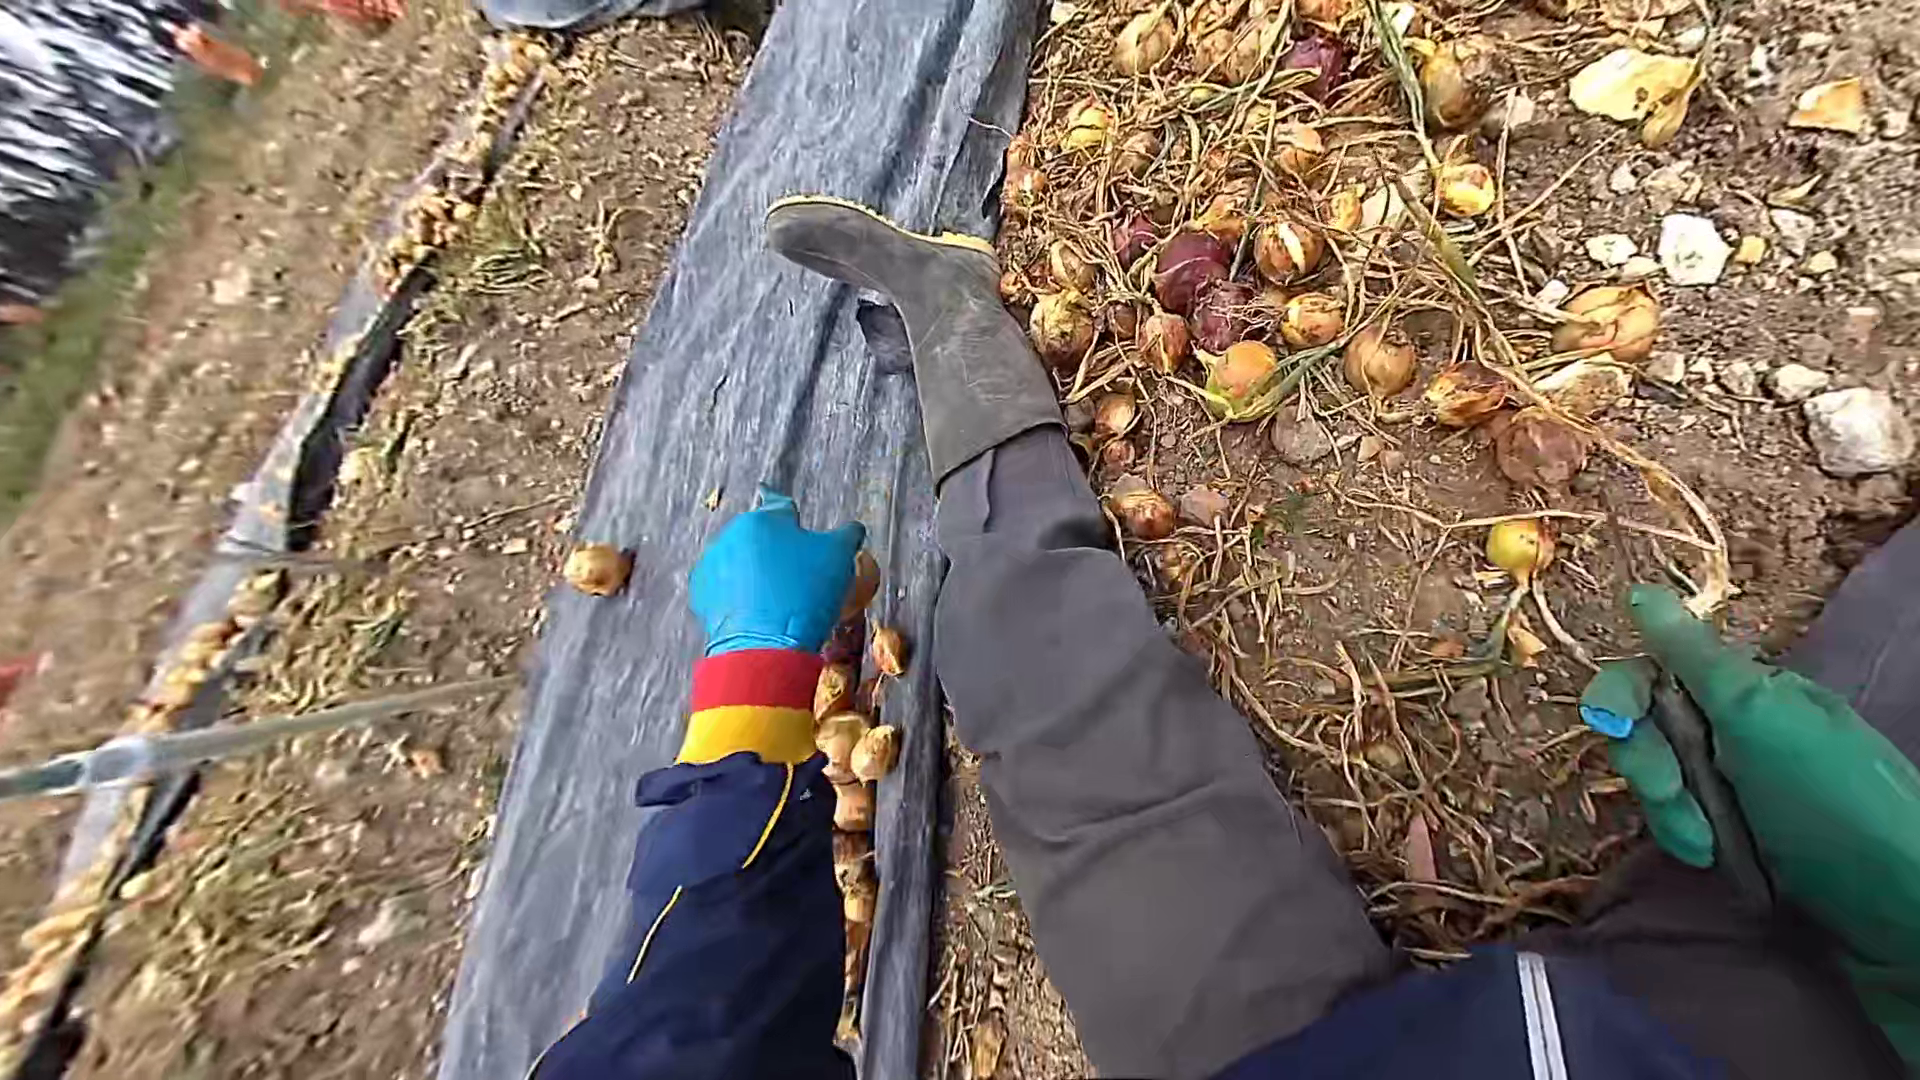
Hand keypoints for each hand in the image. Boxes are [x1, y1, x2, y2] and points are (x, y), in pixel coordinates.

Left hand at [689, 486, 865, 655]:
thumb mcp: (839, 556)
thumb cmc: (806, 593)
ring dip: (757, 574)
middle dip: (777, 550)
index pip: (779, 504)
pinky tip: (762, 613)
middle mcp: (732, 535)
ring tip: (781, 599)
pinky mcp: (702, 597)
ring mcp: (712, 566)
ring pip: (741, 562)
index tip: (791, 515)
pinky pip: (727, 589)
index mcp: (764, 519)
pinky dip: (741, 597)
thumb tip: (853, 529)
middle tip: (800, 573)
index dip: (791, 513)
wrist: (768, 645)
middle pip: (760, 536)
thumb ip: (847, 534)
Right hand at [1588, 587, 1919, 985]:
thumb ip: (1694, 656)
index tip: (1608, 724)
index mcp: (1739, 691)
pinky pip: (1660, 810)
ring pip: (1641, 769)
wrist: (1902, 910)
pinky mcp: (1714, 818)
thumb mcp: (1761, 719)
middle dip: (1644, 761)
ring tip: (1703, 838)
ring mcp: (1718, 774)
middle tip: (1671, 791)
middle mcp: (1722, 725)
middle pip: (1633, 724)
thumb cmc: (1833, 800)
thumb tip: (1640, 592)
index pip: (1642, 674)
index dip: (1616, 698)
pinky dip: (1675, 830)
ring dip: (1663, 804)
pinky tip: (1706, 850)